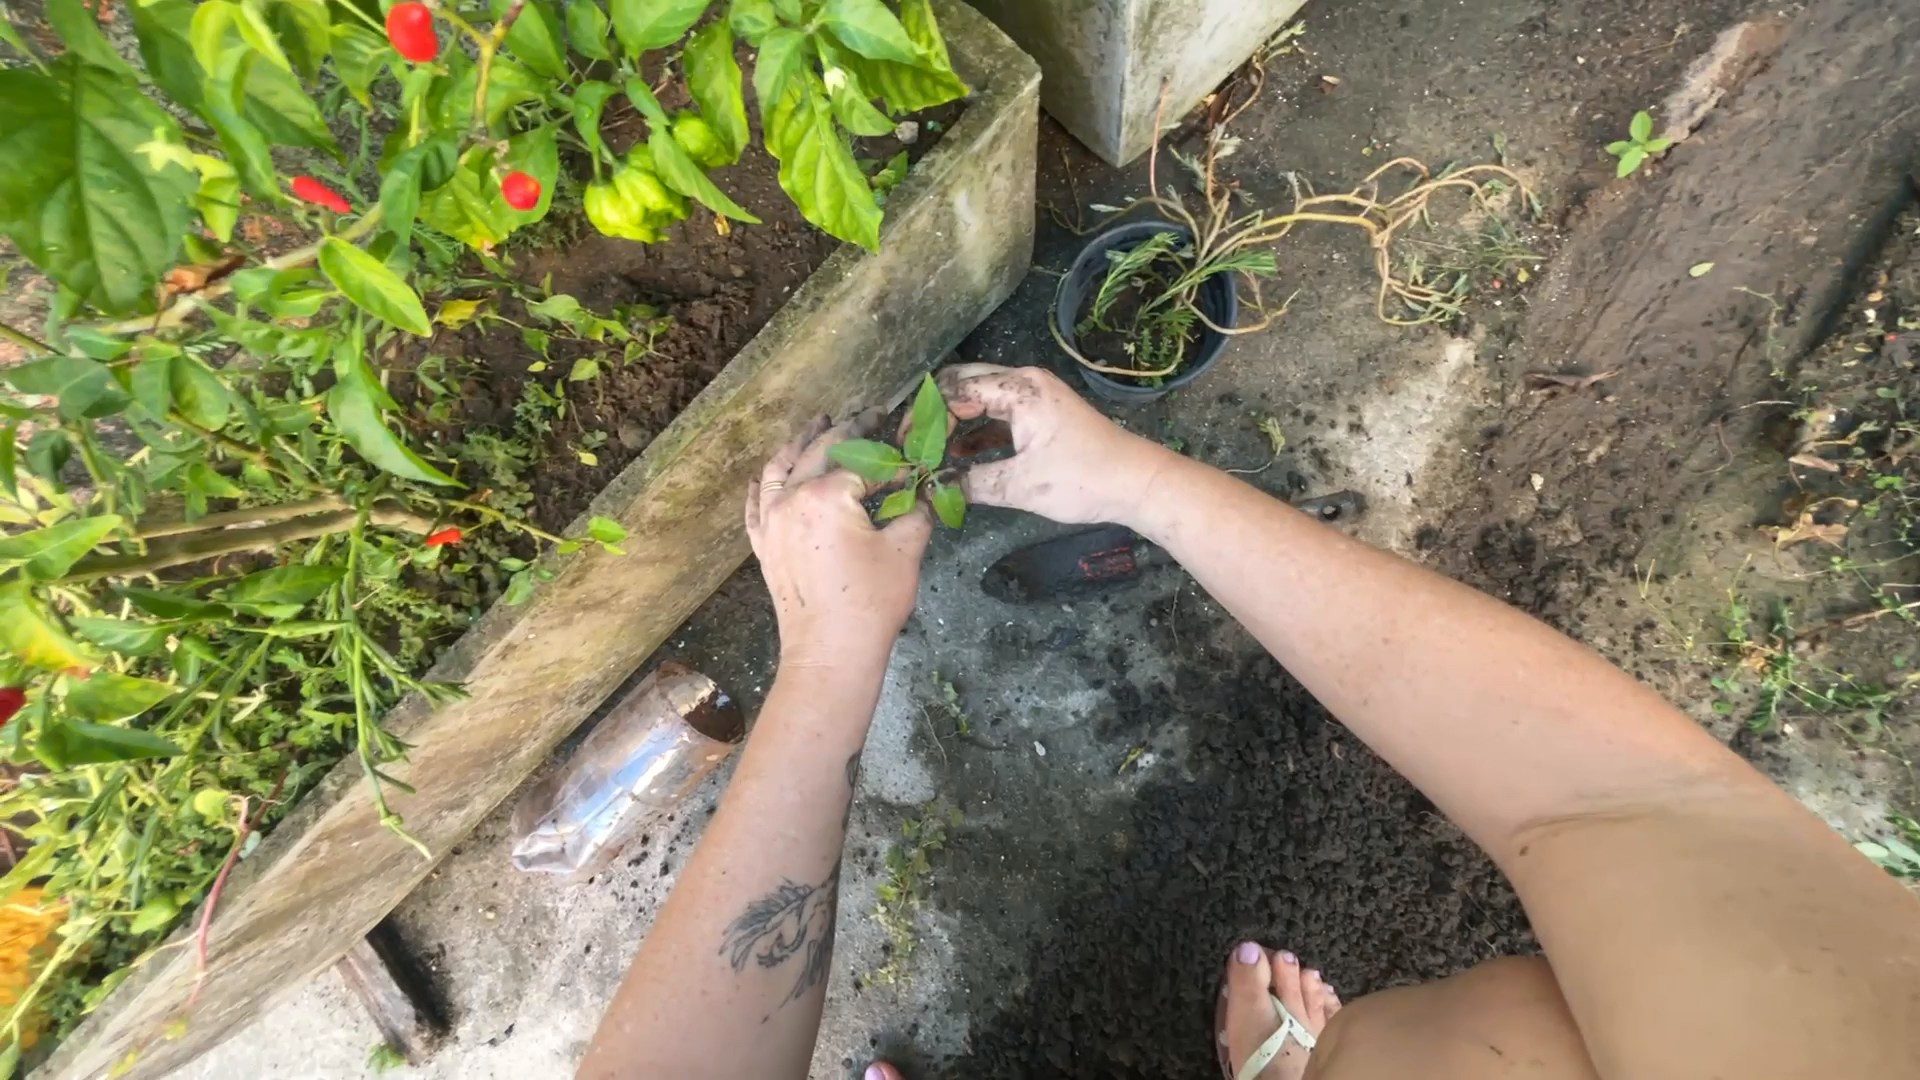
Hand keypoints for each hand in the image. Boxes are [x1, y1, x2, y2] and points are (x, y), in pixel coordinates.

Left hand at [746, 412, 932, 672]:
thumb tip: (929, 489)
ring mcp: (771, 522)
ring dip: (799, 442)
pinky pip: (756, 504)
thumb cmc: (871, 603)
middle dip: (846, 430)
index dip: (892, 455)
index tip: (910, 448)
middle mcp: (791, 499)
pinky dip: (763, 483)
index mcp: (827, 495)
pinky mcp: (763, 545)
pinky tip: (768, 473)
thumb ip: (917, 510)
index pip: (864, 461)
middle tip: (868, 413)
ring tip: (816, 423)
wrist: (829, 654)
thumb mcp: (906, 551)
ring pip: (780, 468)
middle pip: (819, 452)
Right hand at [937, 364, 1173, 526]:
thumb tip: (933, 488)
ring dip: (955, 423)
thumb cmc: (1083, 479)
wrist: (1136, 483)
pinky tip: (961, 457)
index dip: (926, 419)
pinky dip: (977, 432)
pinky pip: (997, 414)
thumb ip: (971, 483)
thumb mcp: (1021, 486)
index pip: (954, 391)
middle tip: (914, 443)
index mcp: (1019, 388)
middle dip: (936, 413)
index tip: (909, 447)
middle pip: (963, 384)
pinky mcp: (1039, 415)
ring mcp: (1033, 396)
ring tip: (932, 452)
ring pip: (979, 399)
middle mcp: (1024, 382)